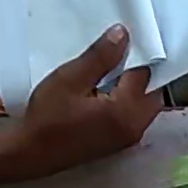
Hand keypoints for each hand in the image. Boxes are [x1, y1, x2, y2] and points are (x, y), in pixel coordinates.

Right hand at [7, 25, 161, 178]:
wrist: (34, 153)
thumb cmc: (49, 116)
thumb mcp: (70, 79)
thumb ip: (100, 57)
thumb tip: (123, 34)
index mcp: (127, 111)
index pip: (145, 75)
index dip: (139, 54)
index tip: (130, 36)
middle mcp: (137, 126)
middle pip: (154, 92)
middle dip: (144, 71)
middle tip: (125, 50)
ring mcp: (131, 137)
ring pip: (147, 104)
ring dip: (137, 86)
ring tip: (117, 65)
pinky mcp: (122, 141)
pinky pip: (136, 115)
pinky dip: (130, 99)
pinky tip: (112, 87)